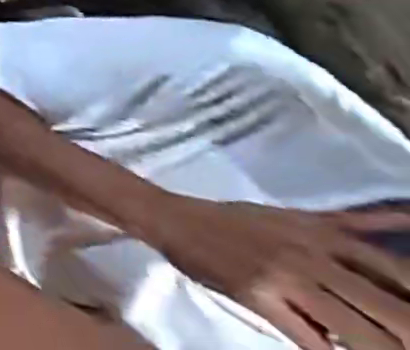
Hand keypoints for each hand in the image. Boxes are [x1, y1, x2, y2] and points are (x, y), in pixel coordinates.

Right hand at [144, 197, 409, 349]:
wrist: (167, 216)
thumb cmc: (235, 220)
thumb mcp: (294, 216)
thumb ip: (355, 223)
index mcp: (328, 238)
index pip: (407, 278)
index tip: (405, 319)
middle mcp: (314, 257)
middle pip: (399, 316)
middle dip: (409, 335)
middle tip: (398, 337)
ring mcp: (283, 277)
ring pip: (365, 337)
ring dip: (377, 348)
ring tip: (368, 344)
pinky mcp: (256, 295)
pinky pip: (311, 341)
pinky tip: (329, 347)